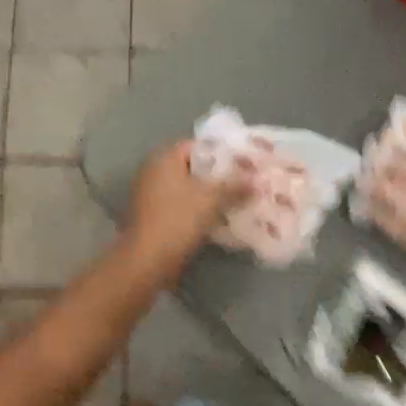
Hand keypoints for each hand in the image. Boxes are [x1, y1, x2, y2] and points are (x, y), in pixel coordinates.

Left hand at [123, 140, 241, 261]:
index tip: (243, 162)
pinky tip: (218, 218)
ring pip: (187, 188)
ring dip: (208, 194)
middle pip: (192, 167)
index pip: (196, 145)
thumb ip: (235, 186)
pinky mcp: (153, 216)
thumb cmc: (178, 220)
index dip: (221, 152)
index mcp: (165, 158)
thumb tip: (257, 180)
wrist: (147, 259)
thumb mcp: (212, 200)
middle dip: (217, 175)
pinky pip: (180, 205)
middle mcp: (154, 171)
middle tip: (243, 181)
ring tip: (237, 199)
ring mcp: (151, 195)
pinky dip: (197, 209)